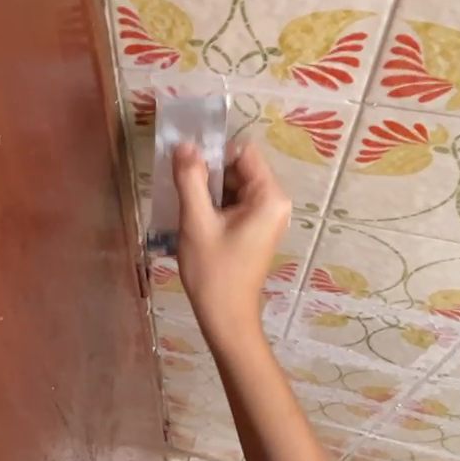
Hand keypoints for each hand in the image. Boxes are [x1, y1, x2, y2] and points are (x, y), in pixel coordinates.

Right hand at [171, 140, 291, 350]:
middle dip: (209, 176)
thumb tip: (184, 145)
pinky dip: (214, 206)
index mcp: (269, 196)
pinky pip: (234, 203)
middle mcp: (275, 202)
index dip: (214, 155)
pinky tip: (196, 222)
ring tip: (189, 212)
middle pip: (238, 168)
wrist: (225, 316)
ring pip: (233, 186)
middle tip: (184, 194)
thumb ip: (190, 179)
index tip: (188, 171)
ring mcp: (267, 216)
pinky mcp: (256, 229)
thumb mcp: (196, 221)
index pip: (243, 152)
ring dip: (208, 192)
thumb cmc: (212, 271)